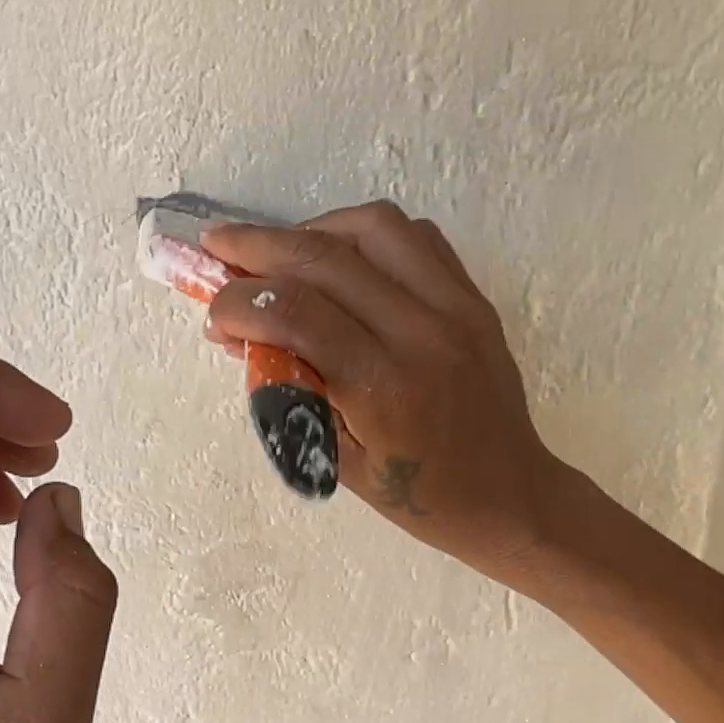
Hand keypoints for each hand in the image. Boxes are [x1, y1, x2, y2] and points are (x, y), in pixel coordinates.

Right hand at [204, 201, 565, 576]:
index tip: (213, 308)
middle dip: (258, 246)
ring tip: (279, 251)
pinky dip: (364, 234)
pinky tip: (340, 258)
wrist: (510, 495)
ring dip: (312, 229)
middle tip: (218, 246)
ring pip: (372, 228)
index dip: (241, 300)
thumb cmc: (419, 495)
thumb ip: (287, 393)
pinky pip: (414, 236)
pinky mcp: (473, 297)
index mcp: (383, 389)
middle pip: (326, 258)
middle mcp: (421, 334)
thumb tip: (239, 334)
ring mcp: (455, 307)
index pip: (297, 313)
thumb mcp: (337, 460)